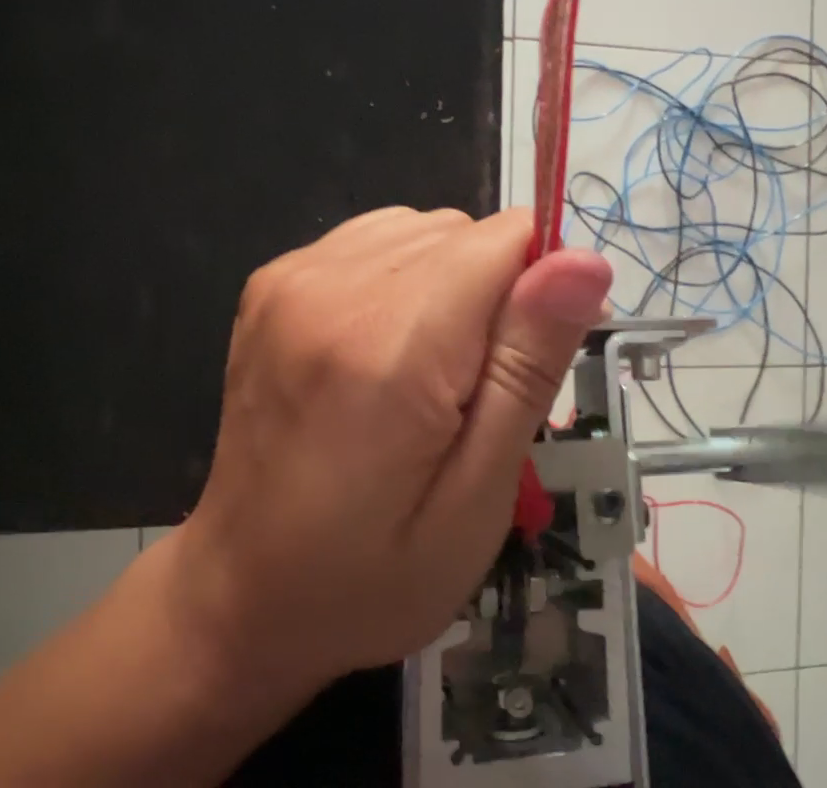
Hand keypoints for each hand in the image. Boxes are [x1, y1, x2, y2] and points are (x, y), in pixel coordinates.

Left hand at [168, 206, 610, 689]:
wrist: (241, 595)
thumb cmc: (372, 576)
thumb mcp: (478, 498)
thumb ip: (528, 368)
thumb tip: (585, 262)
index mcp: (388, 346)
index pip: (506, 239)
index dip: (539, 293)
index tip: (529, 369)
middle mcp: (332, 288)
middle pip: (465, 232)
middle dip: (494, 297)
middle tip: (473, 397)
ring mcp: (291, 279)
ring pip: (423, 230)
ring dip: (450, 286)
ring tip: (428, 377)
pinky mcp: (271, 284)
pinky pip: (375, 241)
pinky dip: (403, 282)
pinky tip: (385, 352)